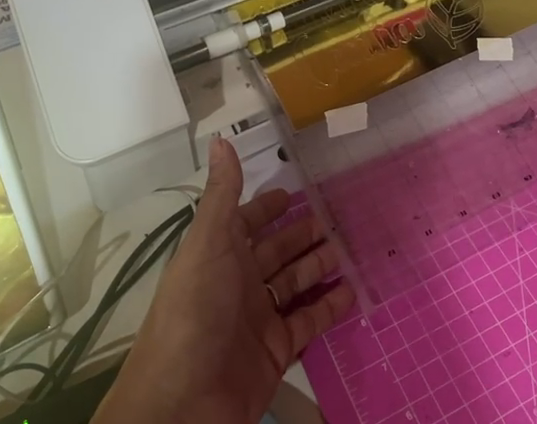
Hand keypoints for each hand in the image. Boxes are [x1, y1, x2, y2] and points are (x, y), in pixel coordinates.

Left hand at [93, 138, 355, 423]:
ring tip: (346, 250)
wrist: (183, 401)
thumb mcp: (207, 243)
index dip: (267, 207)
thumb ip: (222, 194)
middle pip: (275, 252)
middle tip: (332, 219)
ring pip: (293, 285)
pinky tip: (352, 291)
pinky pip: (308, 323)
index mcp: (218, 254)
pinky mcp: (276, 351)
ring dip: (318, 267)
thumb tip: (220, 139)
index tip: (293, 192)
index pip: (245, 223)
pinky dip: (329, 308)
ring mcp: (257, 319)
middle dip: (300, 235)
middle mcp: (237, 283)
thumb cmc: (194, 311)